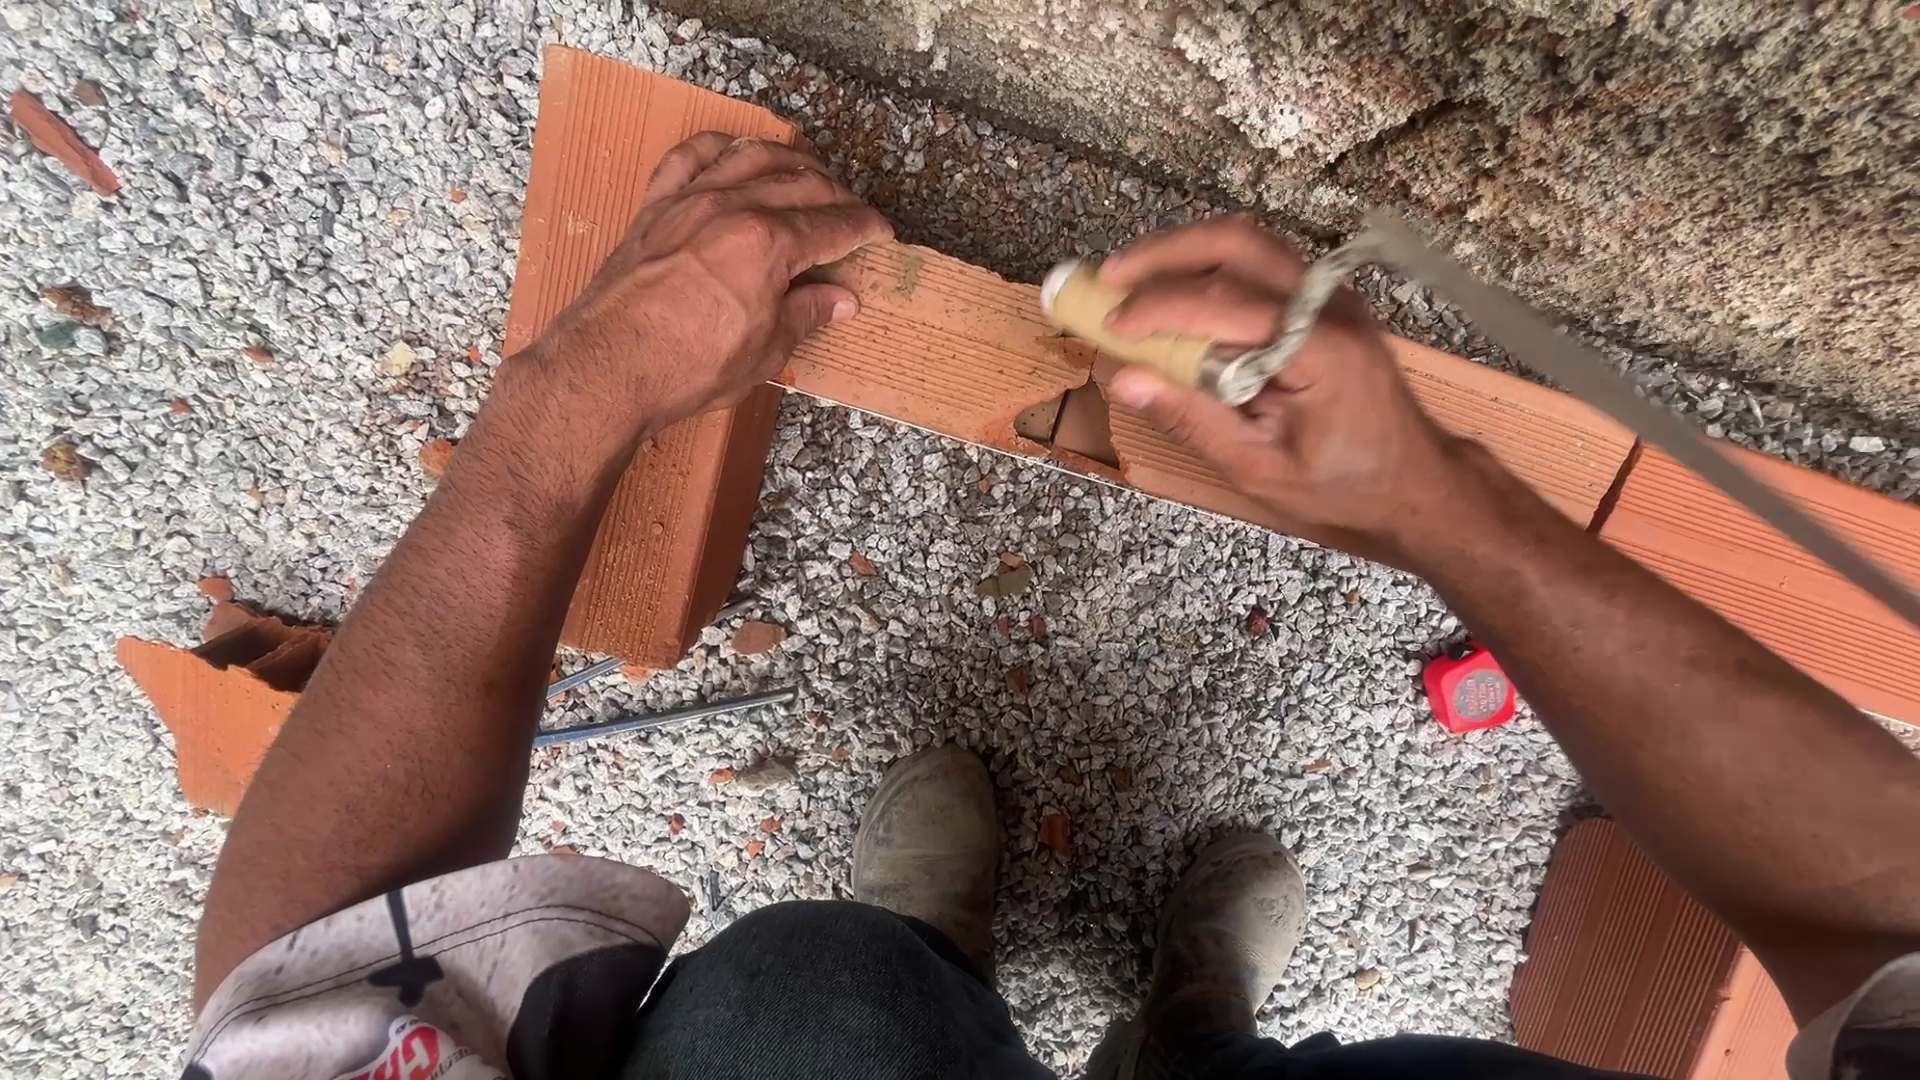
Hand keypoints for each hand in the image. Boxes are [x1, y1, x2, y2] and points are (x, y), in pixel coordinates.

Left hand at [525, 133, 892, 431]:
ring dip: (790, 160)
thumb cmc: (691, 366)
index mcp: (768, 244)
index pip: (832, 226)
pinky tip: (737, 151)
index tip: (882, 232)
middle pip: (799, 184)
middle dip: (837, 195)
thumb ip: (806, 313)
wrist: (611, 367)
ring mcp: (690, 200)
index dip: (864, 228)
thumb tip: (842, 299)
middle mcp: (732, 207)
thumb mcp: (766, 350)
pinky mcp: (657, 206)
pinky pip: (691, 156)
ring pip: (751, 156)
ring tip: (810, 173)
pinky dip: (721, 147)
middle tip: (854, 212)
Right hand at [1099, 217, 1472, 563]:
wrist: (1414, 478)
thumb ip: (1193, 420)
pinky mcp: (1324, 300)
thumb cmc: (1340, 484)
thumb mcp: (1258, 468)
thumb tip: (1127, 380)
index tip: (1109, 324)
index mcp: (1318, 349)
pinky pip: (1261, 261)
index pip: (1224, 306)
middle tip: (1109, 275)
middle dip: (1165, 251)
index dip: (1159, 308)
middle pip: (1238, 244)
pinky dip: (1210, 263)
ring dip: (1185, 249)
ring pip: (1250, 242)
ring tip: (1131, 275)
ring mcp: (1331, 295)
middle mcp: (1329, 305)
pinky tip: (1177, 285)